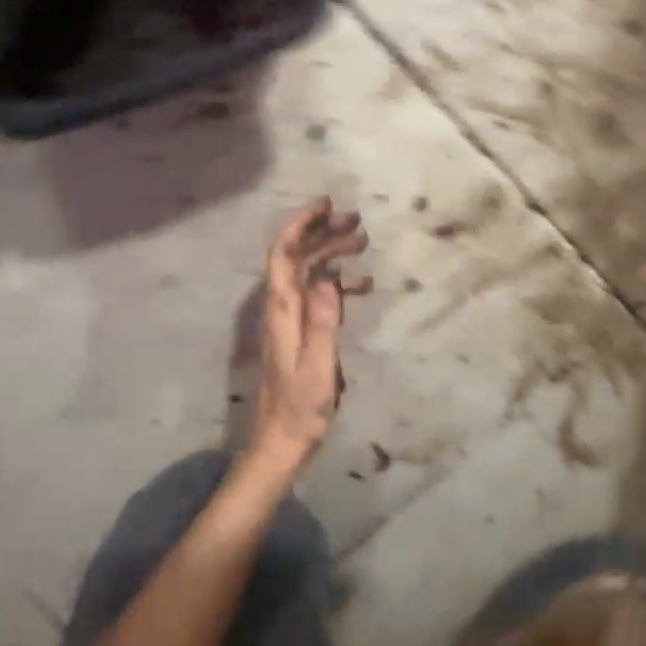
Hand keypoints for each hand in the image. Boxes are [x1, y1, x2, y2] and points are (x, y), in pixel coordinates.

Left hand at [250, 198, 370, 471]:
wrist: (283, 440)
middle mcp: (282, 307)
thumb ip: (323, 322)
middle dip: (324, 232)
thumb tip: (329, 277)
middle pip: (299, 256)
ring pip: (310, 272)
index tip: (325, 205)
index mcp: (281, 310)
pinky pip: (320, 294)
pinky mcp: (303, 332)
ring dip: (333, 253)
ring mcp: (292, 319)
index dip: (300, 223)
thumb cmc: (300, 407)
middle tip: (357, 221)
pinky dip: (339, 283)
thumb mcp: (317, 367)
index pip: (283, 254)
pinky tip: (364, 284)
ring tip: (364, 242)